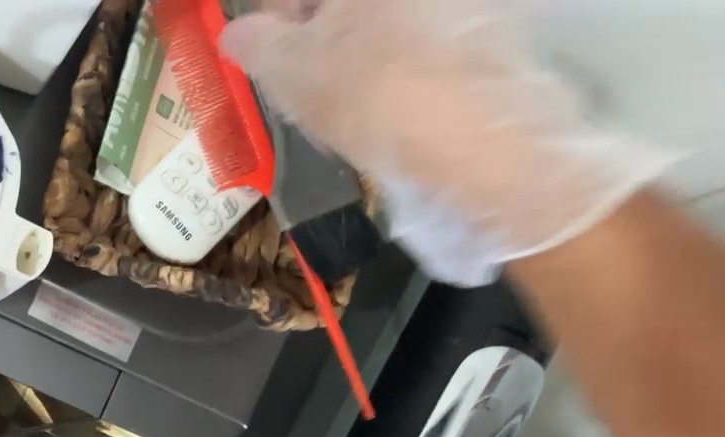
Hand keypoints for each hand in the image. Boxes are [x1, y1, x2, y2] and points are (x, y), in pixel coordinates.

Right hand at [222, 0, 677, 283]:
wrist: (471, 136)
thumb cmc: (369, 92)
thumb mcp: (288, 72)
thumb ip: (254, 44)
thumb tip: (235, 33)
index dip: (273, 19)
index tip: (259, 52)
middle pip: (343, 7)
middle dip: (315, 31)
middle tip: (295, 80)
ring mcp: (457, 6)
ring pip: (381, 21)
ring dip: (351, 48)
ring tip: (335, 98)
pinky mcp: (488, 27)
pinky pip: (419, 39)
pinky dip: (390, 62)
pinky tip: (380, 101)